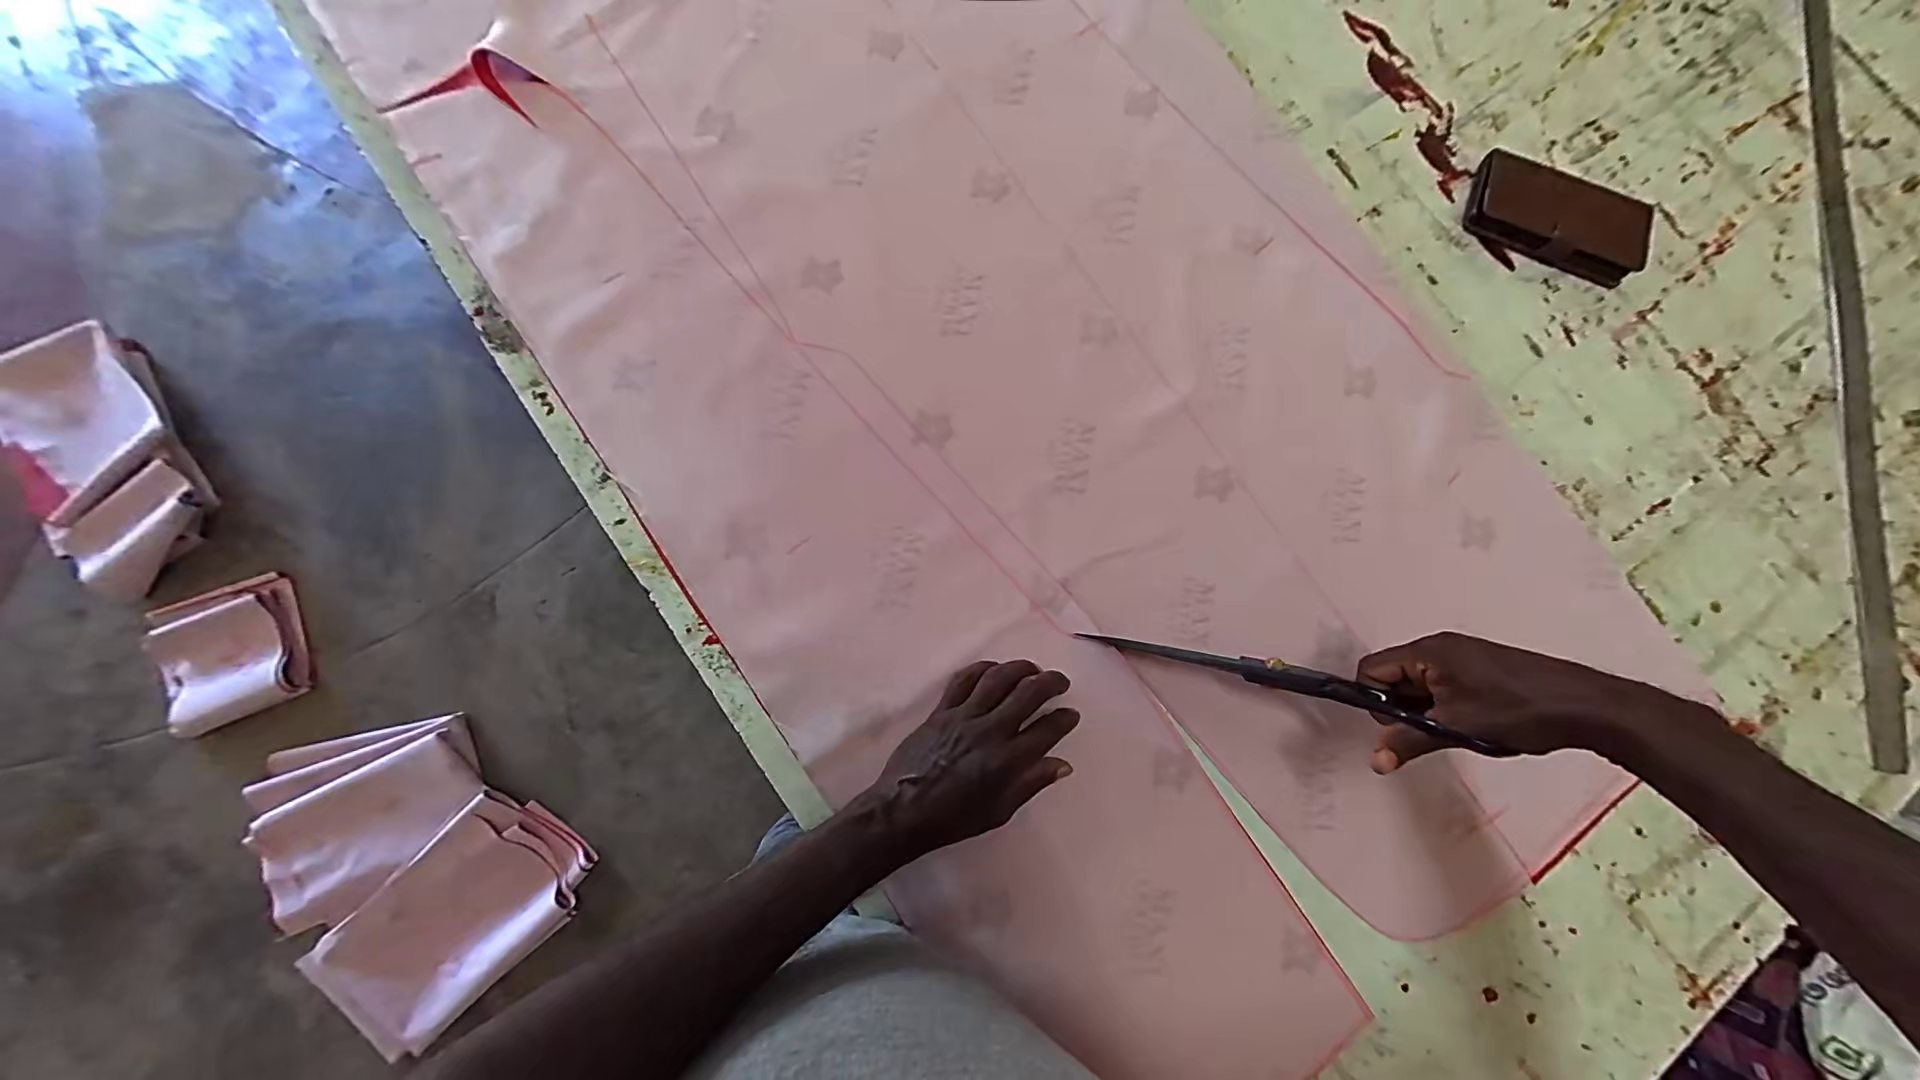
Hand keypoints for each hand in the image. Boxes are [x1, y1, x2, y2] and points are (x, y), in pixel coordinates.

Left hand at [858, 660, 1079, 858]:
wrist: (903, 811)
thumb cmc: (954, 818)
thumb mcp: (999, 811)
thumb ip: (1031, 783)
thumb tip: (1063, 764)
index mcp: (1007, 760)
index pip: (1047, 730)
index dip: (1064, 718)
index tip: (1071, 713)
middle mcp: (989, 732)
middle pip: (1028, 694)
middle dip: (1051, 683)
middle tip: (1060, 682)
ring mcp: (963, 717)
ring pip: (998, 679)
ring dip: (1020, 668)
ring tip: (1032, 669)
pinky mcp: (941, 710)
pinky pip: (963, 680)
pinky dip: (982, 669)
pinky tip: (993, 669)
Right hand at [1355, 632, 1711, 773]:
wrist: (1594, 708)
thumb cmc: (1521, 711)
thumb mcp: (1457, 729)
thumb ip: (1408, 741)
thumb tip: (1376, 761)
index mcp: (1427, 652)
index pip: (1372, 670)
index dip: (1377, 700)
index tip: (1402, 723)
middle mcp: (1440, 646)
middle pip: (1393, 675)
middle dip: (1405, 706)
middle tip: (1435, 727)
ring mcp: (1463, 653)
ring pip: (1419, 682)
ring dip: (1429, 707)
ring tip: (1462, 725)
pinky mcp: (1481, 665)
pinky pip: (1443, 682)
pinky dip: (1448, 703)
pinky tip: (1477, 719)